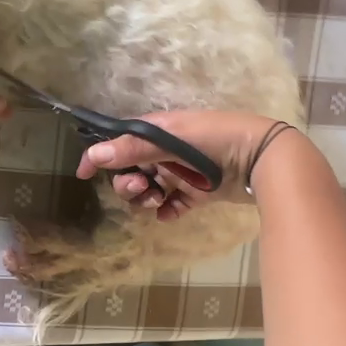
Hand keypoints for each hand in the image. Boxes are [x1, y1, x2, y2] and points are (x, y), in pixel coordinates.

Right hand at [75, 109, 284, 220]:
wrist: (262, 158)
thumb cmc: (214, 141)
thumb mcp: (171, 141)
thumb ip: (132, 149)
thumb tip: (93, 155)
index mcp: (157, 131)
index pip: (118, 142)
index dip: (99, 156)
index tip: (83, 174)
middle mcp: (165, 151)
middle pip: (130, 170)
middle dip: (127, 183)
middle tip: (140, 189)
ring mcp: (181, 172)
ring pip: (148, 189)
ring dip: (145, 199)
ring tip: (158, 202)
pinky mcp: (196, 192)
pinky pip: (171, 205)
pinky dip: (166, 211)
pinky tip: (170, 213)